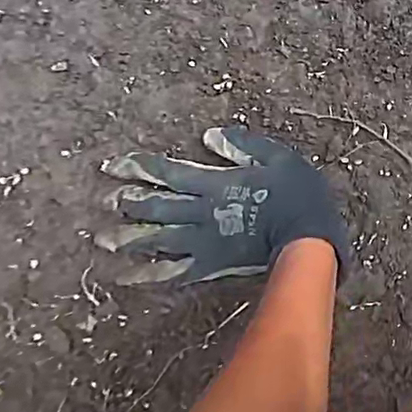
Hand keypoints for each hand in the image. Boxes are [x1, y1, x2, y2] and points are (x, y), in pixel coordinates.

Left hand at [97, 126, 351, 285]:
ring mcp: (204, 241)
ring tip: (103, 237)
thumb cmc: (297, 193)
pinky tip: (126, 275)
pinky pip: (172, 271)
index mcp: (217, 183)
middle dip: (128, 200)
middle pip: (157, 206)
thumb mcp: (277, 157)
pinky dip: (147, 274)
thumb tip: (208, 136)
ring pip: (157, 239)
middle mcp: (202, 211)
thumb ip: (242, 146)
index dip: (140, 168)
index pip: (169, 173)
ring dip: (129, 237)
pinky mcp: (211, 264)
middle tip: (105, 198)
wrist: (308, 237)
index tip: (113, 165)